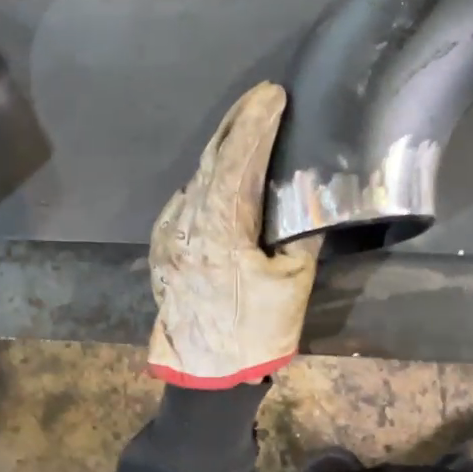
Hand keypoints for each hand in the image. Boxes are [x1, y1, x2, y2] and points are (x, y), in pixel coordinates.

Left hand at [147, 81, 320, 387]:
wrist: (206, 377)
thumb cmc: (257, 332)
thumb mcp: (293, 283)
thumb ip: (300, 235)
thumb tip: (310, 200)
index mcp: (221, 228)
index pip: (238, 161)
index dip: (256, 125)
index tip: (272, 94)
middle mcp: (188, 223)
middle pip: (211, 160)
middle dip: (236, 124)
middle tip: (260, 97)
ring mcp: (169, 235)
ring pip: (195, 179)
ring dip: (220, 150)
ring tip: (244, 126)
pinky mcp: (162, 249)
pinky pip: (183, 202)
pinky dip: (203, 180)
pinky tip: (216, 172)